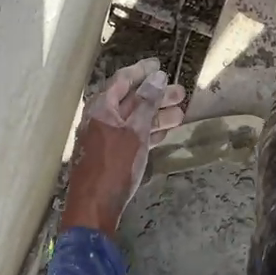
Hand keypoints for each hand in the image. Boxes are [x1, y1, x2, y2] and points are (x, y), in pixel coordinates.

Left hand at [61, 58, 185, 236]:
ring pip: (134, 118)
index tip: (160, 64)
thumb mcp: (135, 132)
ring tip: (180, 113)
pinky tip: (166, 132)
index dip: (142, 70)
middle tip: (180, 92)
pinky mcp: (111, 155)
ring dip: (156, 114)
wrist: (94, 210)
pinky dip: (148, 131)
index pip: (123, 79)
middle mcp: (101, 118)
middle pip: (131, 99)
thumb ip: (147, 103)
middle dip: (156, 95)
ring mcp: (105, 137)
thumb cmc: (114, 166)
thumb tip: (158, 76)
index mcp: (101, 107)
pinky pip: (132, 135)